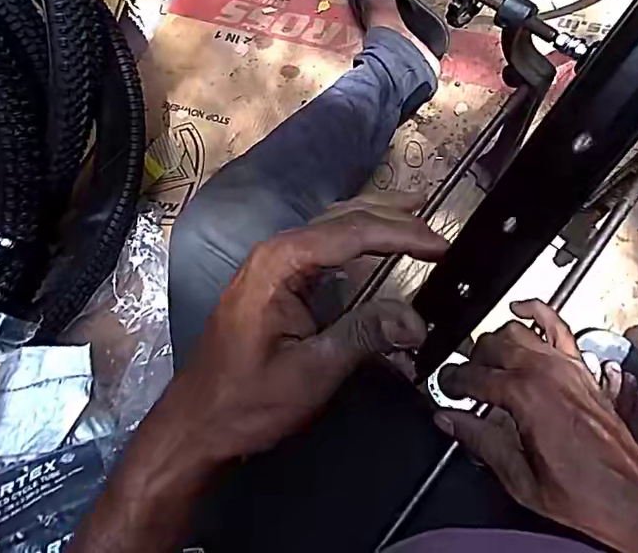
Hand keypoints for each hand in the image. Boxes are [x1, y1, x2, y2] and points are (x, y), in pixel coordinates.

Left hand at [75, 199, 447, 552]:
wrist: (196, 422)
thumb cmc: (246, 400)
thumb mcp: (311, 371)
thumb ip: (364, 334)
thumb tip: (417, 319)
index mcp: (282, 260)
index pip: (353, 232)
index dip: (401, 234)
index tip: (441, 244)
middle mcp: (279, 248)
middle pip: (345, 218)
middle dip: (393, 219)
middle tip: (438, 231)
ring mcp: (276, 259)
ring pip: (335, 224)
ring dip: (377, 220)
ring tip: (417, 215)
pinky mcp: (280, 276)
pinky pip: (326, 245)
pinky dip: (359, 238)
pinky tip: (378, 239)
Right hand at [437, 301, 637, 552]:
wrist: (636, 502)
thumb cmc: (588, 496)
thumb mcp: (522, 480)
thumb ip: (481, 442)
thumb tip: (450, 421)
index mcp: (525, 397)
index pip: (474, 376)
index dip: (453, 381)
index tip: (444, 389)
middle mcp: (544, 372)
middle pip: (491, 347)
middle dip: (471, 361)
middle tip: (463, 379)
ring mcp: (564, 364)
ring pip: (516, 331)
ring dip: (495, 340)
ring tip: (485, 357)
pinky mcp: (580, 365)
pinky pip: (555, 322)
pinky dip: (535, 308)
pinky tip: (520, 308)